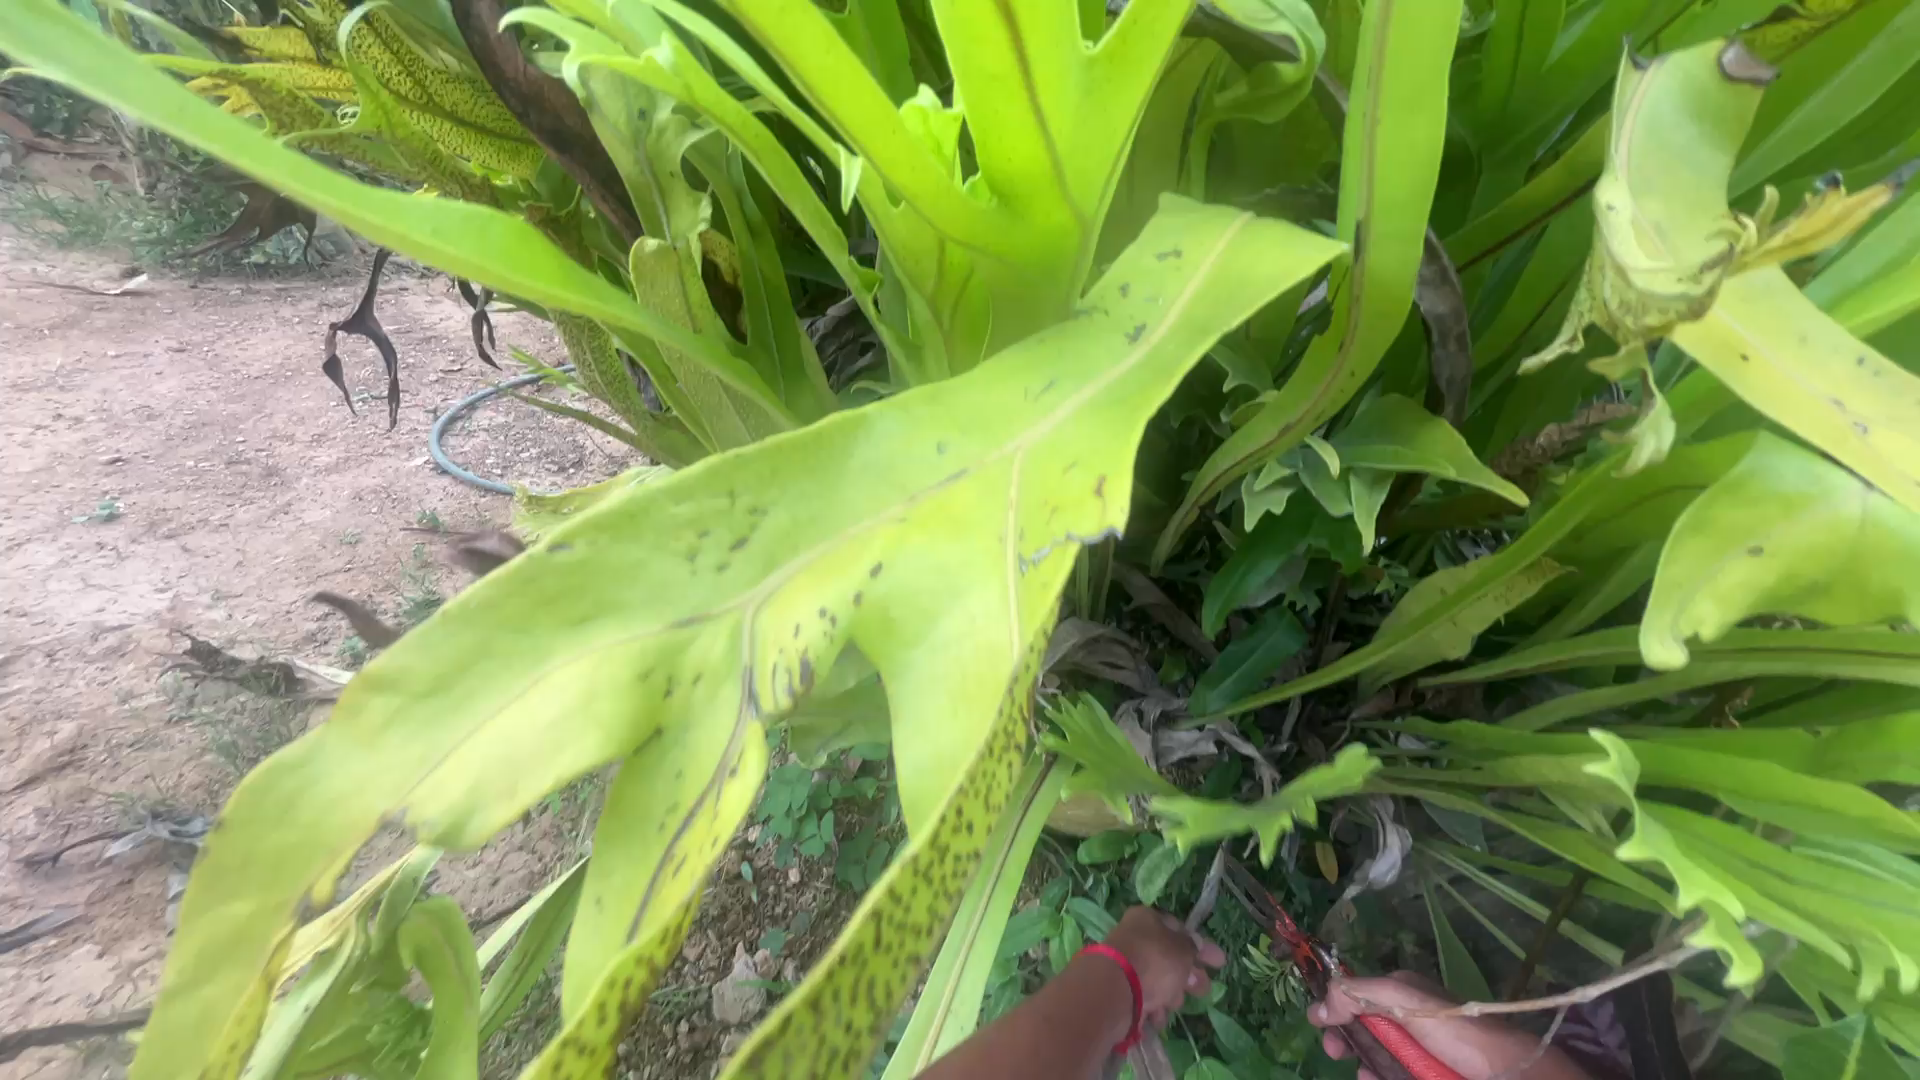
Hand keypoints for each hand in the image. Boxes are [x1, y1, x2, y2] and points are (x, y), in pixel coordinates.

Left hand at [1102, 906, 1226, 1028]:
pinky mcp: (1120, 988)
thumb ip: (1192, 946)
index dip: (1200, 945)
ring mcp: (1126, 963)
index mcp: (1147, 918)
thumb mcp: (1182, 949)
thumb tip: (1194, 943)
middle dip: (1188, 976)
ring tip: (1173, 1004)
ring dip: (1171, 994)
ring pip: (1158, 979)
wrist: (1115, 989)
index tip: (1218, 962)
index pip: (1178, 928)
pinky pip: (1144, 997)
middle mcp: (1134, 936)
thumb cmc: (1154, 960)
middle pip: (1169, 957)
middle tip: (1204, 989)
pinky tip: (1157, 1016)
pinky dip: (1154, 1007)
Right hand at [1309, 972, 1591, 1079]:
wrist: (1507, 1073)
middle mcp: (1408, 1016)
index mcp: (1400, 990)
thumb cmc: (1452, 1028)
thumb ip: (1356, 994)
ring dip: (1364, 1064)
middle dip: (1346, 1039)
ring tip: (1363, 1076)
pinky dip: (1382, 1076)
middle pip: (1365, 1026)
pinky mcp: (1428, 1074)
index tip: (1320, 1025)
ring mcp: (1420, 1049)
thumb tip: (1318, 1006)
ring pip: (1380, 1054)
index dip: (1336, 1008)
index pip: (1357, 993)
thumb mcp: (1399, 997)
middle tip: (1335, 1053)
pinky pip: (1397, 1073)